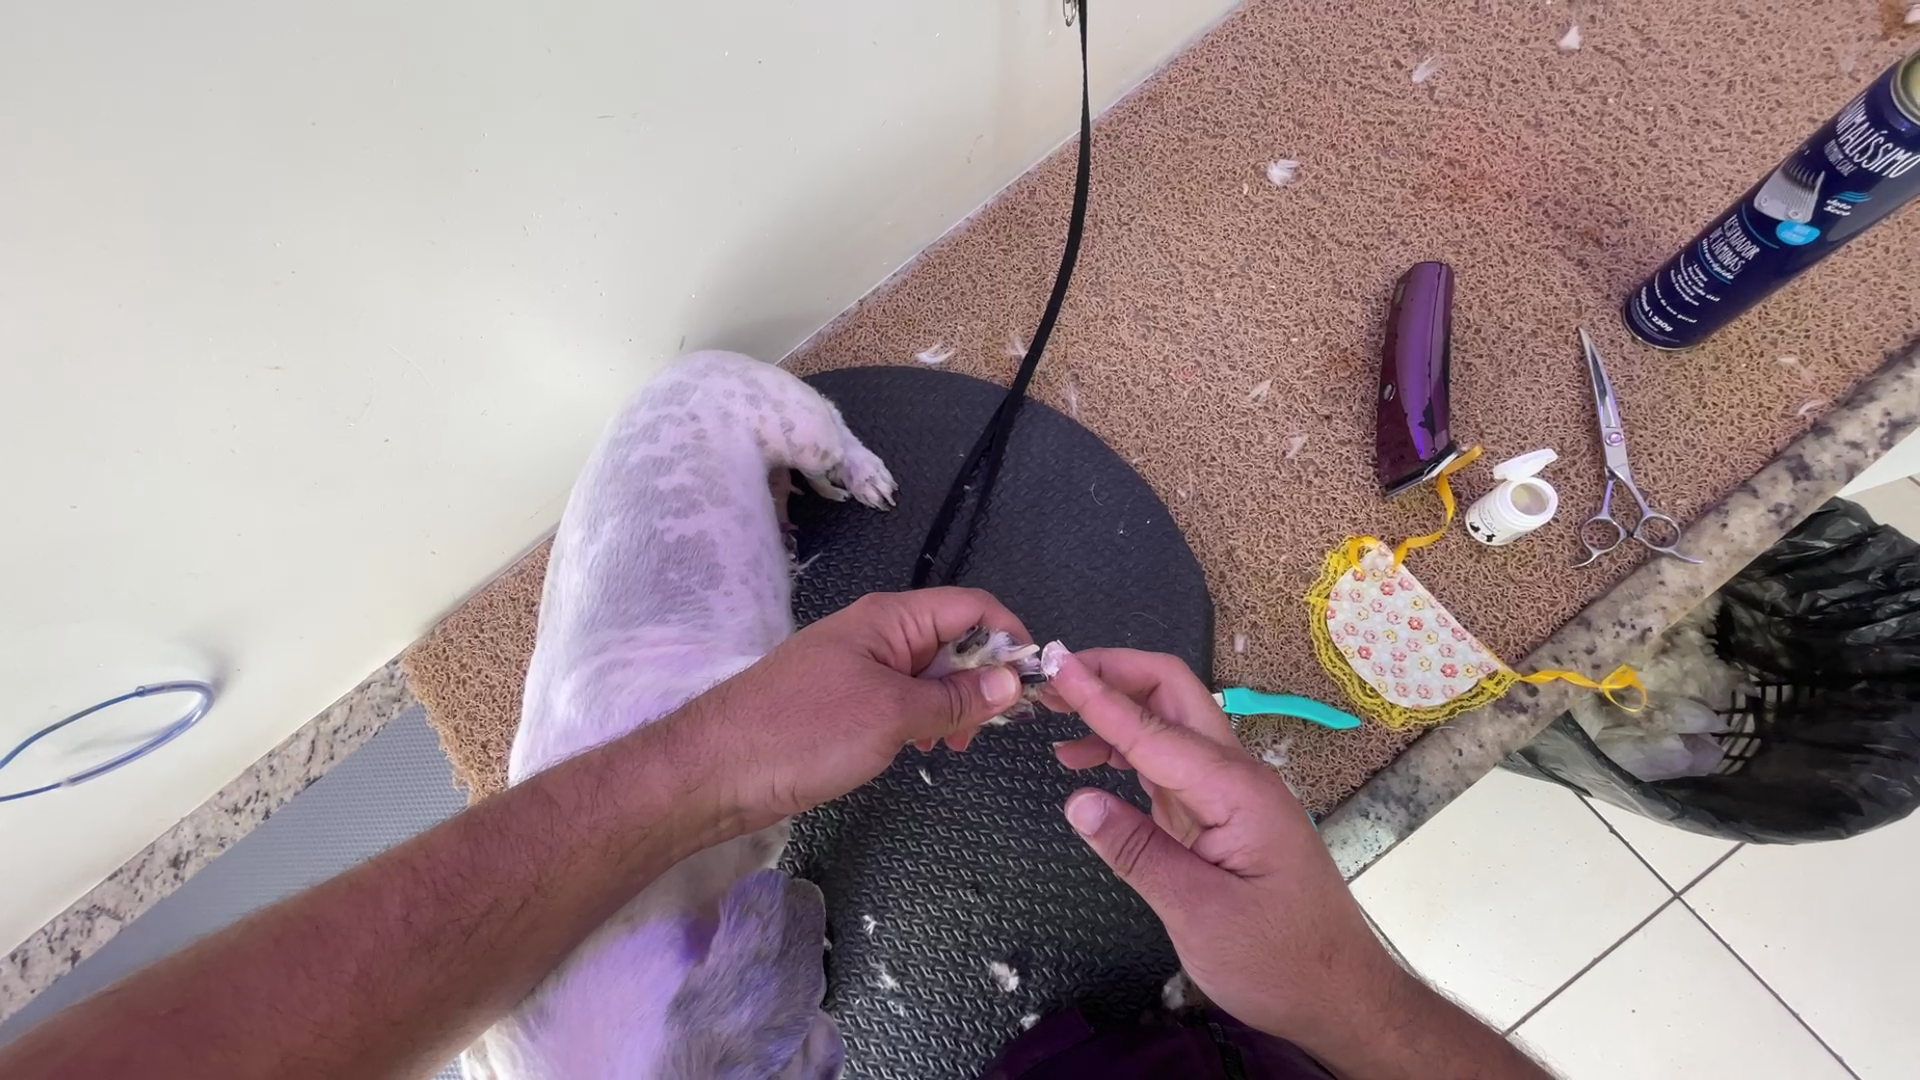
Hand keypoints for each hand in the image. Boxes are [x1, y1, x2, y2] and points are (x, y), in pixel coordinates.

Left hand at [685, 588, 1030, 825]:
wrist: (712, 771)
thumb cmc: (805, 731)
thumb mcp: (891, 714)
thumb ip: (956, 698)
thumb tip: (1013, 680)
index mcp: (891, 618)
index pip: (971, 606)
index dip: (1011, 634)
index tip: (1036, 680)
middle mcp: (879, 633)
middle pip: (954, 638)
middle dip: (985, 675)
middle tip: (997, 726)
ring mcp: (859, 667)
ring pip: (930, 672)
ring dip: (956, 701)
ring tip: (959, 744)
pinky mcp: (845, 700)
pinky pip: (902, 697)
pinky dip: (925, 717)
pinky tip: (925, 747)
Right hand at [1042, 647, 1411, 1054]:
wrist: (1341, 996)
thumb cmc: (1279, 961)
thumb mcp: (1200, 915)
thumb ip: (1136, 851)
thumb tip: (1076, 801)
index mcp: (1235, 788)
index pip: (1152, 726)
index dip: (1097, 695)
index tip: (1054, 665)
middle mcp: (1232, 772)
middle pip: (1171, 691)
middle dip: (1112, 672)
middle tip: (1054, 679)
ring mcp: (1225, 786)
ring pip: (1166, 717)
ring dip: (1113, 705)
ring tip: (1056, 716)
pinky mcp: (1215, 806)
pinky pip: (1163, 756)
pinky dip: (1121, 746)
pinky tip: (1087, 759)